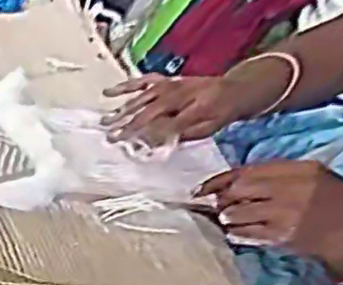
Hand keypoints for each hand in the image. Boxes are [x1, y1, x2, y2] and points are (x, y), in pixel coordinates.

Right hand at [103, 70, 268, 144]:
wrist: (236, 89)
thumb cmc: (217, 114)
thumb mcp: (206, 130)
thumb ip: (182, 135)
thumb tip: (154, 142)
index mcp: (200, 105)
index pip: (170, 122)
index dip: (152, 134)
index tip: (132, 145)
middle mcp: (185, 92)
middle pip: (153, 109)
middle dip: (132, 123)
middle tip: (111, 137)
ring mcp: (174, 84)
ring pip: (145, 96)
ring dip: (124, 109)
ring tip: (106, 122)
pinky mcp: (167, 81)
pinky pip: (144, 82)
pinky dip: (125, 87)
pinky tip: (108, 93)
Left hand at [197, 161, 342, 279]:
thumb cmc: (327, 204)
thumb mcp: (308, 180)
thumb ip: (272, 180)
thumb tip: (222, 188)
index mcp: (303, 169)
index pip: (249, 170)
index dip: (219, 180)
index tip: (200, 190)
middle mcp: (295, 187)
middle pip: (237, 190)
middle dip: (224, 200)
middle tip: (226, 207)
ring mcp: (286, 211)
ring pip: (233, 213)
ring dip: (229, 219)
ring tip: (242, 220)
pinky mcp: (278, 233)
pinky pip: (240, 232)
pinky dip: (237, 233)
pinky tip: (248, 231)